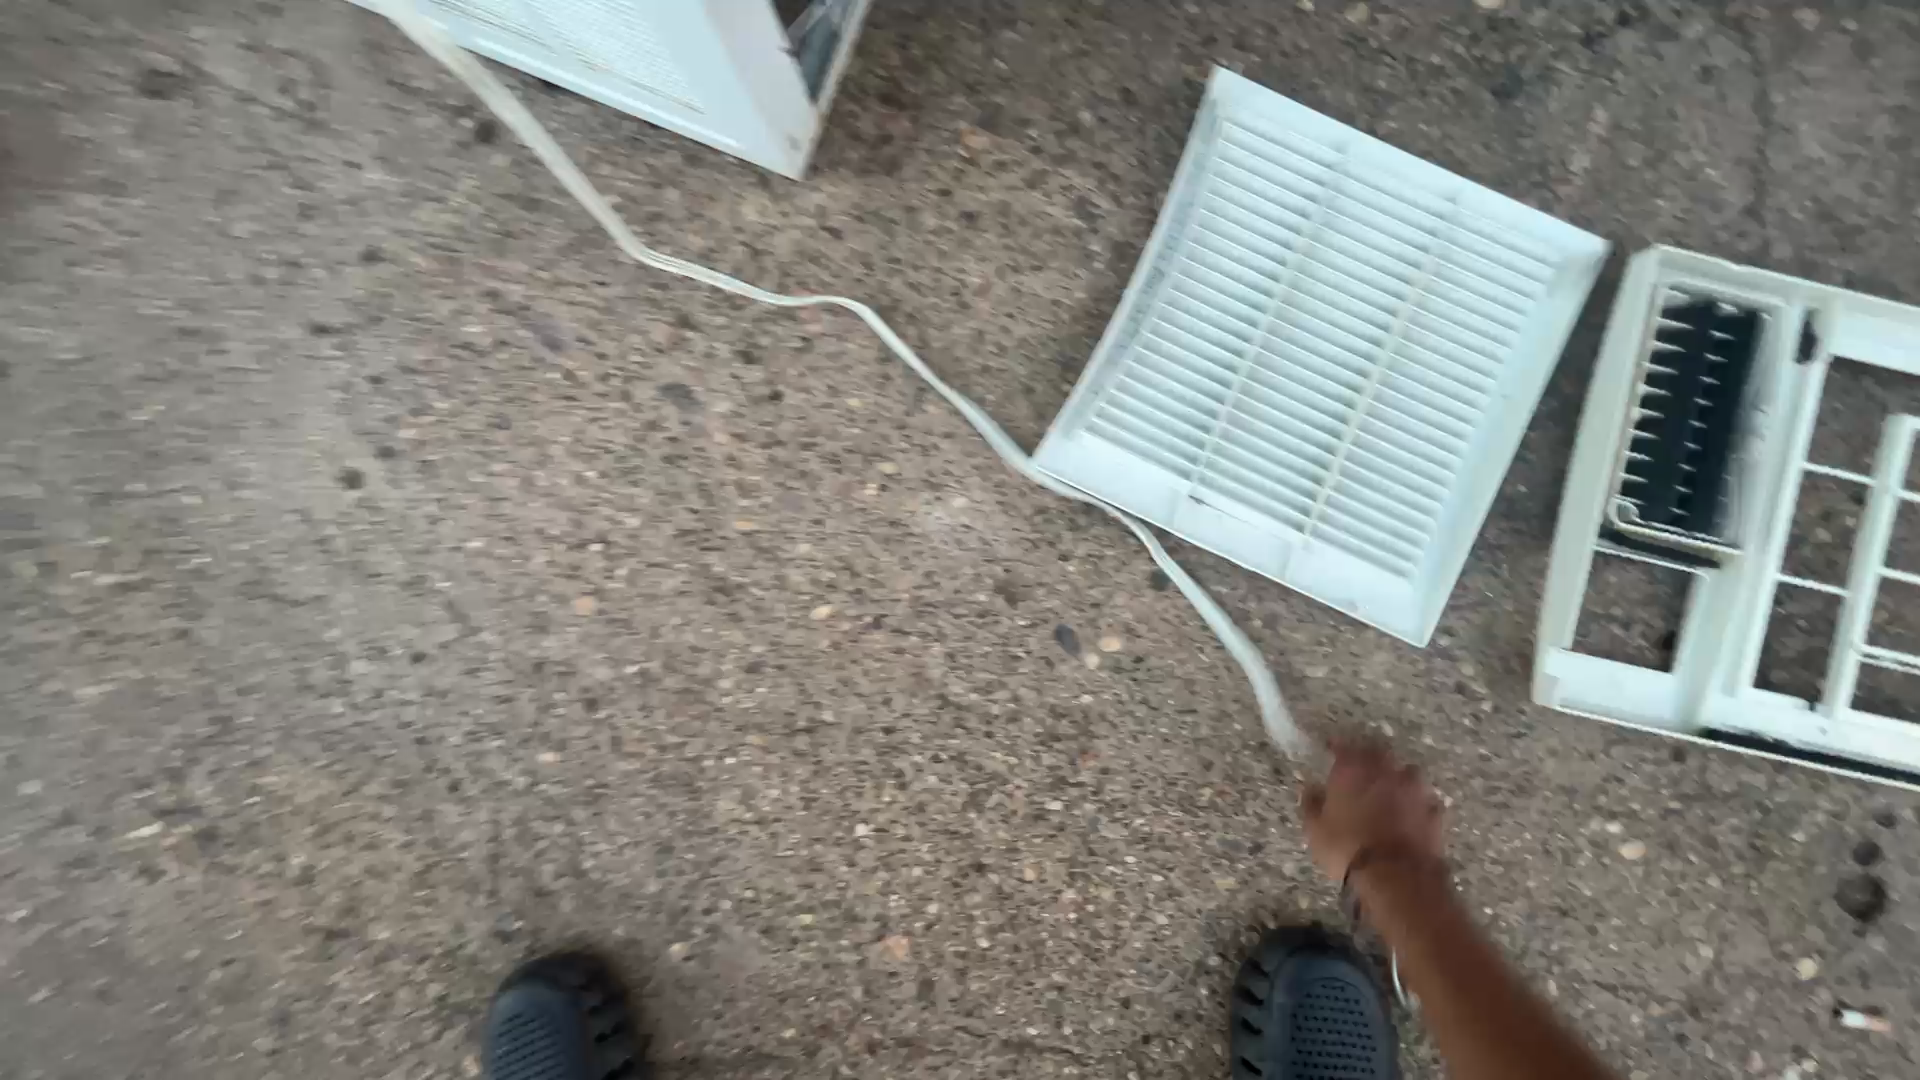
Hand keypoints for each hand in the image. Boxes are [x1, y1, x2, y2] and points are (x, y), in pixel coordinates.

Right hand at [1300, 738, 1445, 883]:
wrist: (1397, 877)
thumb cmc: (1347, 847)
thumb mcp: (1315, 829)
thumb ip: (1312, 803)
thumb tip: (1312, 788)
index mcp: (1352, 769)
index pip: (1343, 745)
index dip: (1337, 746)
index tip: (1332, 749)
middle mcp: (1385, 771)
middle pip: (1379, 752)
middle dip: (1370, 758)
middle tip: (1362, 770)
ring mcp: (1414, 790)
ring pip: (1407, 772)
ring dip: (1399, 778)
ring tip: (1391, 790)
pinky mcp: (1434, 812)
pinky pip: (1426, 799)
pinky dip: (1418, 803)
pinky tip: (1412, 814)